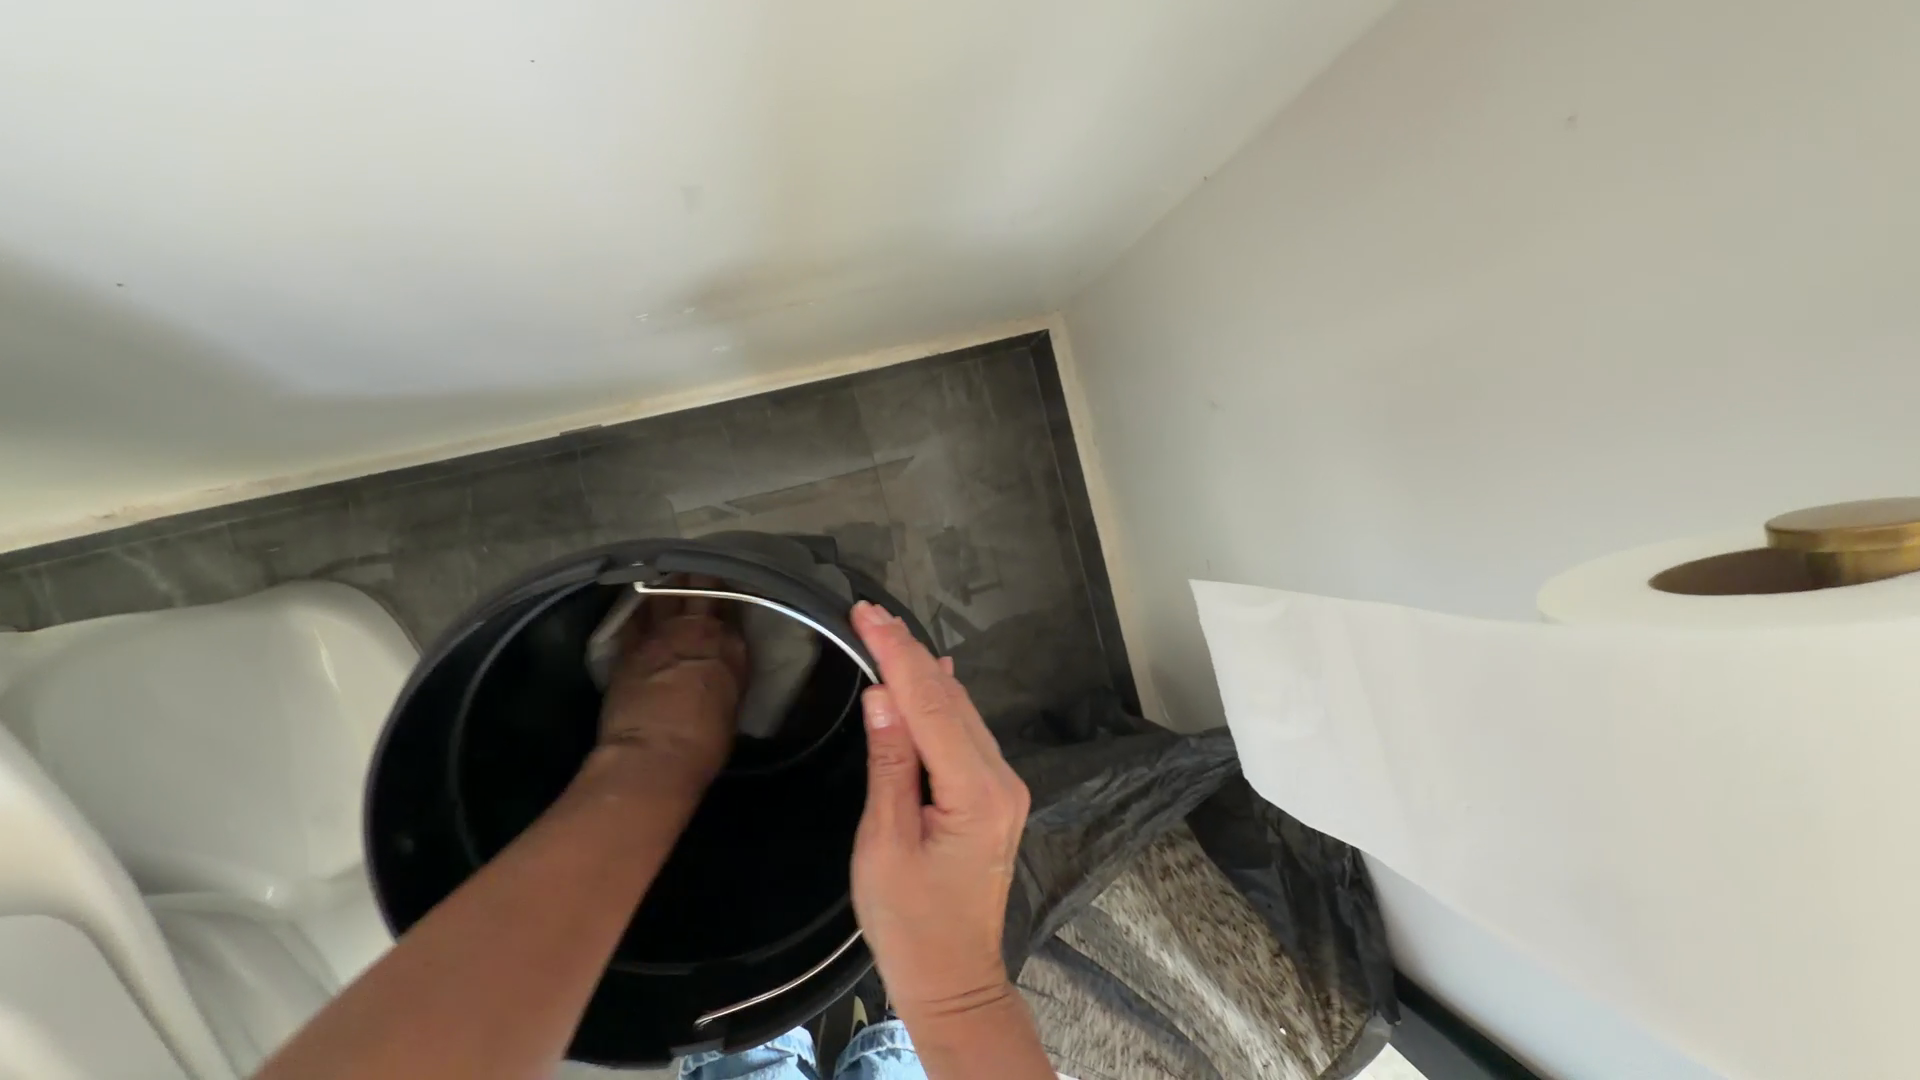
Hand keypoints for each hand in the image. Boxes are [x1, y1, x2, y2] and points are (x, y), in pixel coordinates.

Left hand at [598, 575, 747, 786]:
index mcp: (732, 649)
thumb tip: (718, 674)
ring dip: (667, 582)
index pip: (734, 607)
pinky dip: (632, 606)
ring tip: (668, 568)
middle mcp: (699, 633)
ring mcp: (660, 637)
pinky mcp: (628, 649)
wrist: (656, 754)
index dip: (729, 591)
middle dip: (700, 575)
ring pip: (665, 596)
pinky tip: (631, 594)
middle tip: (698, 561)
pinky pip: (630, 619)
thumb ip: (725, 678)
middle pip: (701, 592)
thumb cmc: (706, 743)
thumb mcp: (731, 706)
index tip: (727, 579)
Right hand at [848, 600, 1030, 1023]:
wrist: (954, 978)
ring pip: (961, 712)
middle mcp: (1001, 779)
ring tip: (888, 631)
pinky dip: (941, 700)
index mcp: (975, 792)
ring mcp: (1004, 785)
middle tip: (871, 612)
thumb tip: (883, 696)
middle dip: (909, 652)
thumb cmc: (909, 924)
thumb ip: (890, 764)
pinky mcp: (995, 794)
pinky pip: (966, 733)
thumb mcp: (884, 844)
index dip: (897, 655)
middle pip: (951, 701)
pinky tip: (932, 674)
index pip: (931, 706)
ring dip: (923, 671)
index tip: (867, 615)